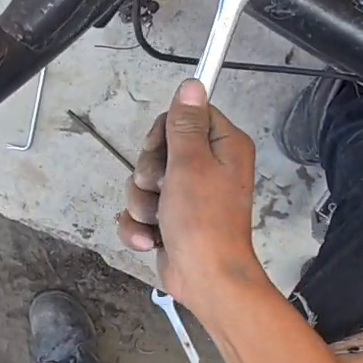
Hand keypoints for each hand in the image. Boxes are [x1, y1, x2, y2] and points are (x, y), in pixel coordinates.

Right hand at [116, 80, 270, 314]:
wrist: (205, 278)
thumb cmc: (203, 221)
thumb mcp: (190, 163)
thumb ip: (185, 124)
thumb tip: (192, 84)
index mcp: (223, 148)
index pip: (186, 117)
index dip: (165, 133)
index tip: (160, 150)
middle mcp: (208, 169)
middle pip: (159, 150)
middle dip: (147, 174)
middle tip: (159, 188)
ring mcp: (187, 198)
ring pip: (144, 184)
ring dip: (141, 204)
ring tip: (156, 220)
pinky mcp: (170, 222)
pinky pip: (140, 213)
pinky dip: (139, 227)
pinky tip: (150, 239)